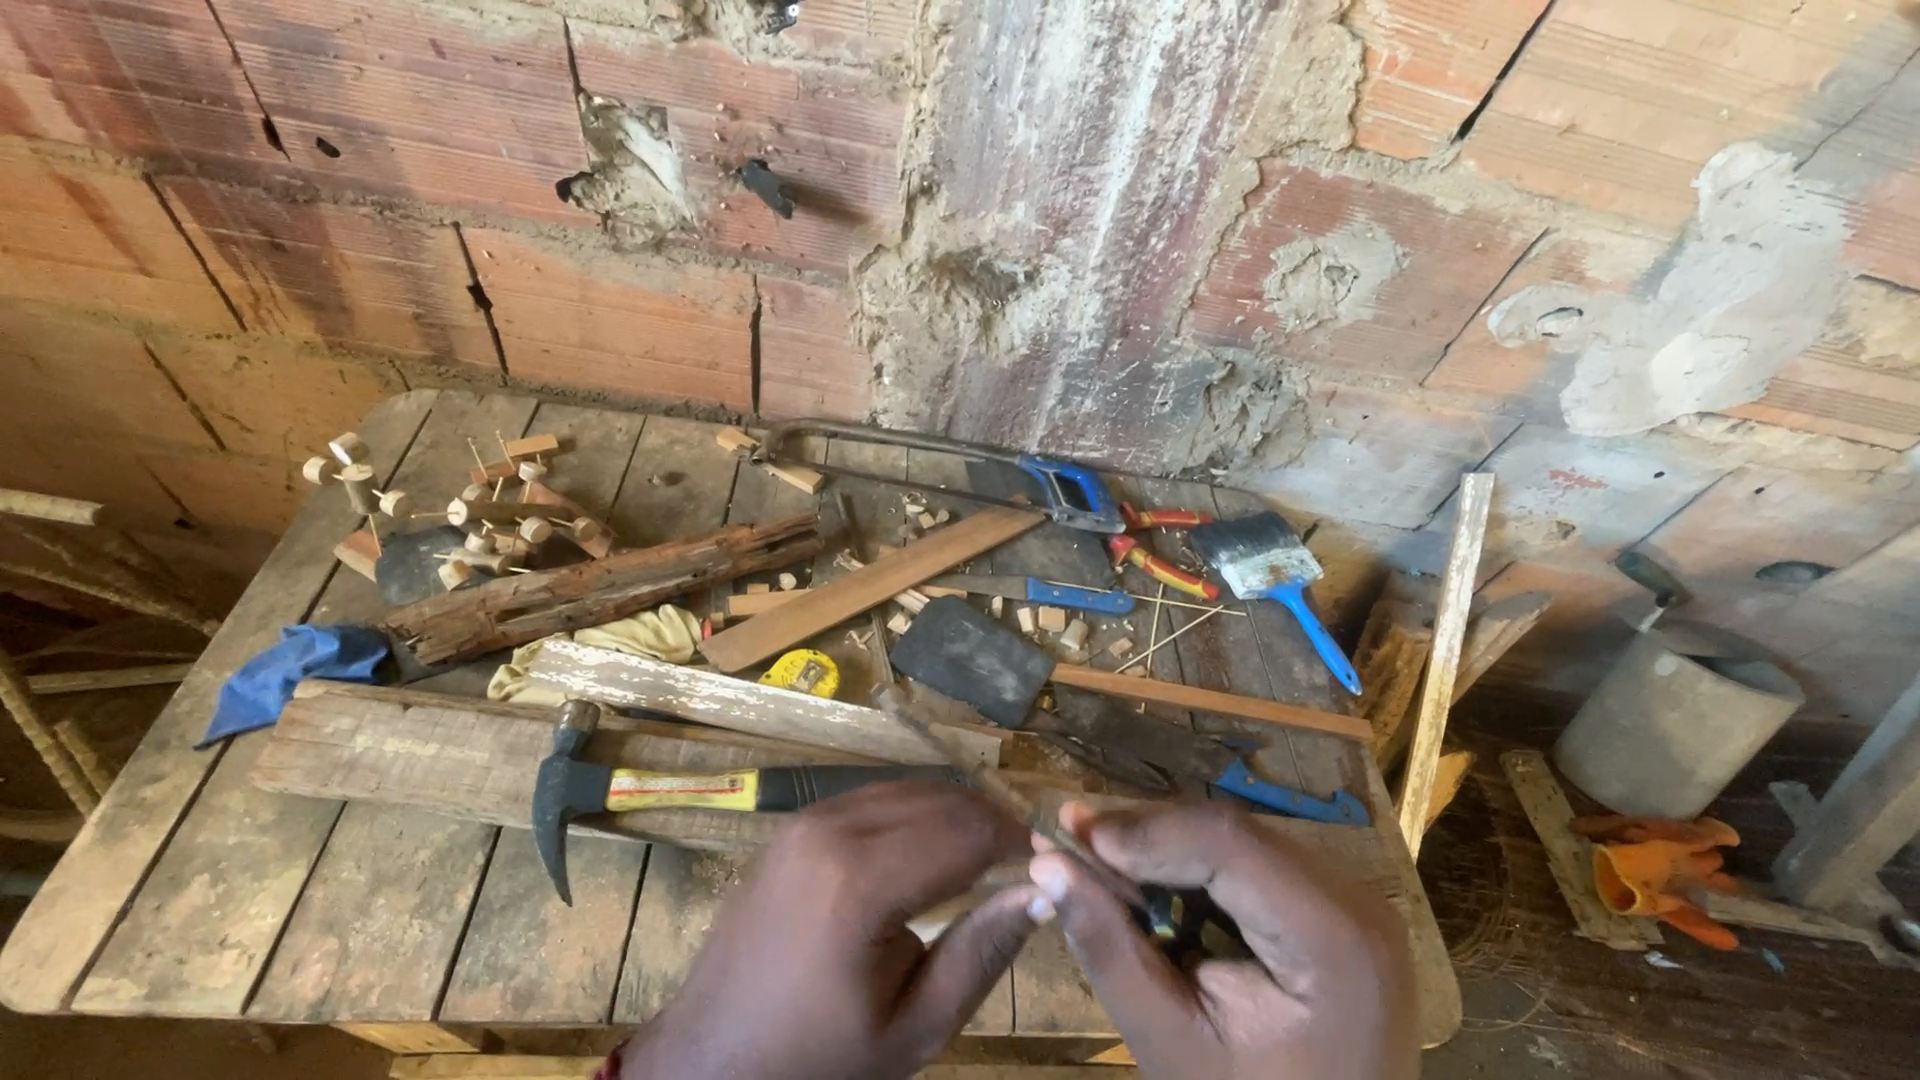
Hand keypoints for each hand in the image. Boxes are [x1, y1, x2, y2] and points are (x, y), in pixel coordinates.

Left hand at [620, 781, 1042, 1079]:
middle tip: (1026, 861)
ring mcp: (807, 820)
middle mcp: (831, 830)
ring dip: (956, 813)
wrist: (713, 1057)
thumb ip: (982, 952)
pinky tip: (932, 848)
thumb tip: (1044, 889)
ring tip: (988, 855)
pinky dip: (916, 812)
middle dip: (992, 822)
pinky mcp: (796, 824)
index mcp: (859, 882)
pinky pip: (874, 797)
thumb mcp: (914, 1028)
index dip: (1018, 839)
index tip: (1050, 862)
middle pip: (941, 800)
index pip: (967, 831)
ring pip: (909, 789)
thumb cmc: (818, 1058)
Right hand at [1029, 801, 1417, 1079]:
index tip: (1067, 835)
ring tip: (1095, 860)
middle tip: (1067, 839)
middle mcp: (1356, 901)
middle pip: (1230, 834)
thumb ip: (1108, 949)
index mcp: (1334, 941)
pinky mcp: (1335, 905)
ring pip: (1234, 839)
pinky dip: (1190, 866)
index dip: (1143, 830)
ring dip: (1160, 846)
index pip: (1227, 844)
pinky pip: (1249, 861)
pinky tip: (1146, 882)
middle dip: (1143, 835)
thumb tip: (1045, 863)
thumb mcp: (1169, 1044)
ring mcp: (1352, 899)